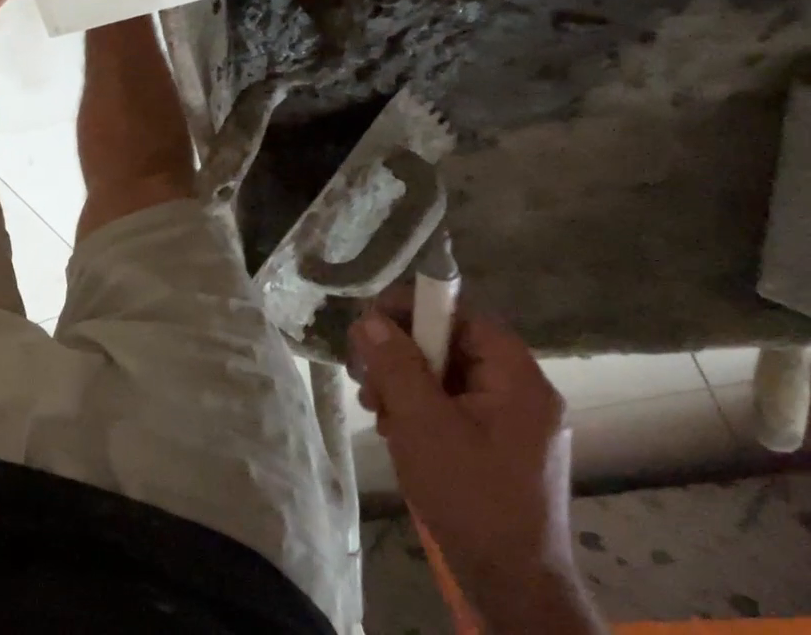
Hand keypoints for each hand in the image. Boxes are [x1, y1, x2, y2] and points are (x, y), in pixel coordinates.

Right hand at [348, 305, 604, 633]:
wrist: (510, 578)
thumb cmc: (470, 495)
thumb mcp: (422, 423)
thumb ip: (397, 365)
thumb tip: (371, 321)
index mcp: (520, 383)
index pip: (467, 318)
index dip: (417, 310)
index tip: (369, 323)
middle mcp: (524, 396)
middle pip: (454, 346)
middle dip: (402, 354)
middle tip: (365, 376)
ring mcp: (513, 424)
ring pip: (448, 377)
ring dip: (405, 383)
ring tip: (377, 411)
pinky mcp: (499, 447)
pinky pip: (454, 406)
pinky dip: (420, 408)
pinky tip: (396, 431)